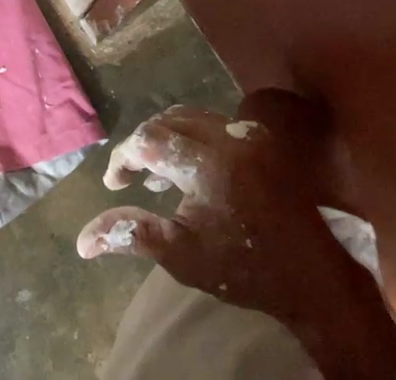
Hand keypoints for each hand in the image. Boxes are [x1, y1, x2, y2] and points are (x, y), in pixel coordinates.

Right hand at [76, 90, 372, 328]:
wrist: (312, 278)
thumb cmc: (243, 269)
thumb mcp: (181, 255)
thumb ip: (132, 234)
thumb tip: (83, 241)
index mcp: (208, 163)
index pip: (148, 139)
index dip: (123, 157)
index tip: (114, 183)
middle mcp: (229, 137)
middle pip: (169, 121)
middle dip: (144, 145)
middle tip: (130, 177)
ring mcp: (251, 135)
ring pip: (193, 118)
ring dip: (168, 138)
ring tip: (156, 176)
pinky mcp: (264, 141)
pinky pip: (216, 124)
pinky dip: (194, 137)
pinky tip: (190, 169)